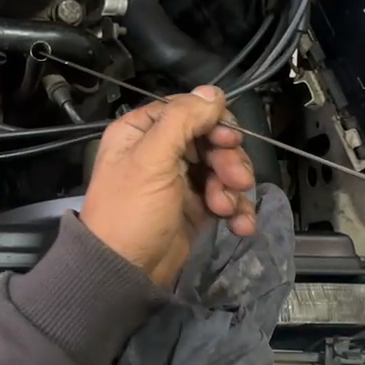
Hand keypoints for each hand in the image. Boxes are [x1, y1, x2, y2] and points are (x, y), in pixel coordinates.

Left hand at [80, 86, 256, 288]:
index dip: (212, 122)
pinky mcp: (194, 208)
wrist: (124, 272)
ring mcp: (179, 181)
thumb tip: (212, 93)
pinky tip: (240, 224)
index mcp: (141, 132)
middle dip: (228, 159)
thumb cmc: (129, 212)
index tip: (229, 139)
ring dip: (233, 187)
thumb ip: (181, 121)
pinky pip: (225, 198)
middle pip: (210, 139)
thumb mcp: (151, 160)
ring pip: (222, 168)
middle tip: (236, 179)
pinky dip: (237, 209)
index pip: (186, 110)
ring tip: (227, 208)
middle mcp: (159, 152)